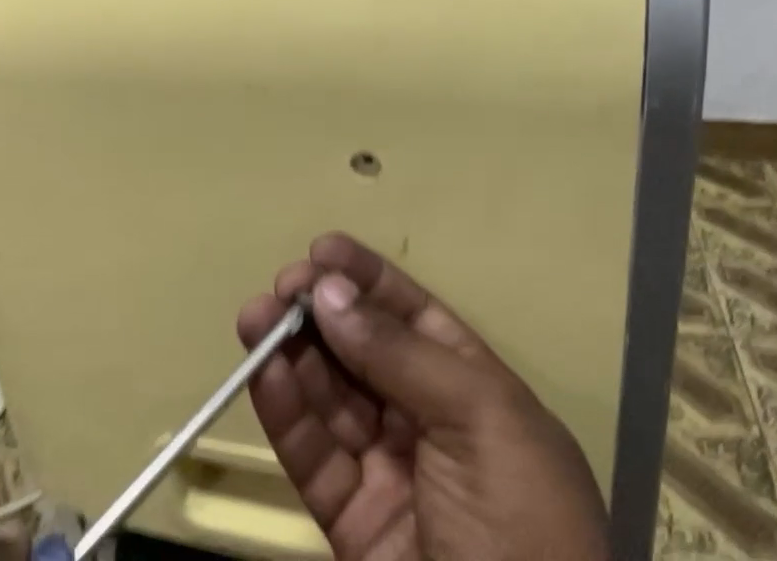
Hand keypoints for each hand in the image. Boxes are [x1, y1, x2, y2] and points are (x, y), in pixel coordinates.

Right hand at [237, 233, 609, 560]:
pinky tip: (263, 375)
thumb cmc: (521, 514)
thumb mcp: (480, 418)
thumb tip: (331, 294)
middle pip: (366, 355)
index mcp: (478, 390)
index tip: (322, 251)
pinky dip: (286, 416)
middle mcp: (431, 422)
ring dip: (292, 357)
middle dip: (324, 315)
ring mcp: (390, 474)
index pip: (417, 319)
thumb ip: (401, 357)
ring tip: (255, 318)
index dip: (371, 282)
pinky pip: (314, 460)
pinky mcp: (352, 524)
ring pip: (332, 402)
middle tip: (281, 287)